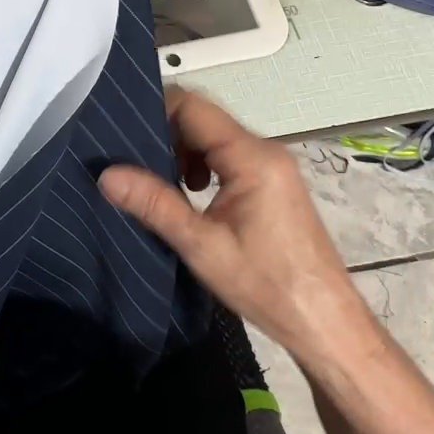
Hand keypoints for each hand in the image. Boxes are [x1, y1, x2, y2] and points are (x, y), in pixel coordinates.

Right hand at [97, 89, 372, 366]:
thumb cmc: (268, 286)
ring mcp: (272, 166)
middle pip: (201, 118)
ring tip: (157, 182)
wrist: (327, 327)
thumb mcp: (201, 245)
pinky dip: (200, 164)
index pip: (191, 107)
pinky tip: (189, 193)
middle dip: (163, 134)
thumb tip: (106, 175)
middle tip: (130, 160)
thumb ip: (153, 204)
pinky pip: (226, 155)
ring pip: (212, 136)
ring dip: (180, 151)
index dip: (153, 111)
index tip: (121, 134)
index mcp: (252, 157)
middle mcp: (265, 151)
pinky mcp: (272, 182)